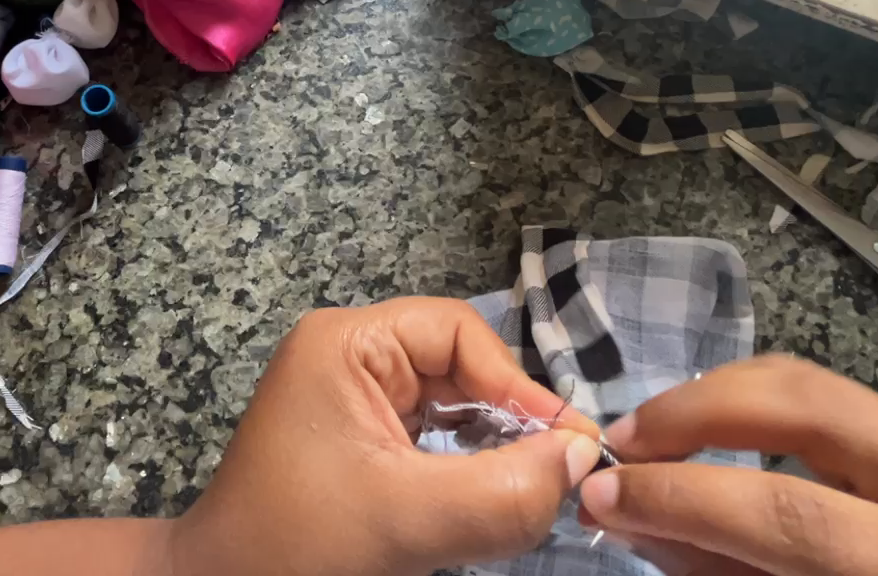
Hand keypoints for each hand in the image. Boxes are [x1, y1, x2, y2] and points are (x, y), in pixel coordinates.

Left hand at [173, 298, 602, 575]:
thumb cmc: (297, 545)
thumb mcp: (403, 520)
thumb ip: (499, 493)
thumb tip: (580, 459)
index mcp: (347, 342)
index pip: (452, 331)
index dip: (514, 381)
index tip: (567, 443)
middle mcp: (349, 351)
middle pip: (454, 362)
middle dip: (506, 415)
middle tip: (560, 472)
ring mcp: (352, 389)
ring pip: (448, 398)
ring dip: (491, 441)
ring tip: (532, 485)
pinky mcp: (358, 428)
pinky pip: (429, 429)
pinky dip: (465, 460)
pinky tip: (490, 493)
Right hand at [577, 355, 877, 575]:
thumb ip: (719, 571)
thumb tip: (622, 514)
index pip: (793, 515)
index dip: (683, 498)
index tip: (601, 495)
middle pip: (802, 406)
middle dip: (693, 413)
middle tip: (623, 440)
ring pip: (804, 378)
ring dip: (711, 393)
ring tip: (653, 429)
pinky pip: (814, 391)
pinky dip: (745, 397)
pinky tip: (706, 425)